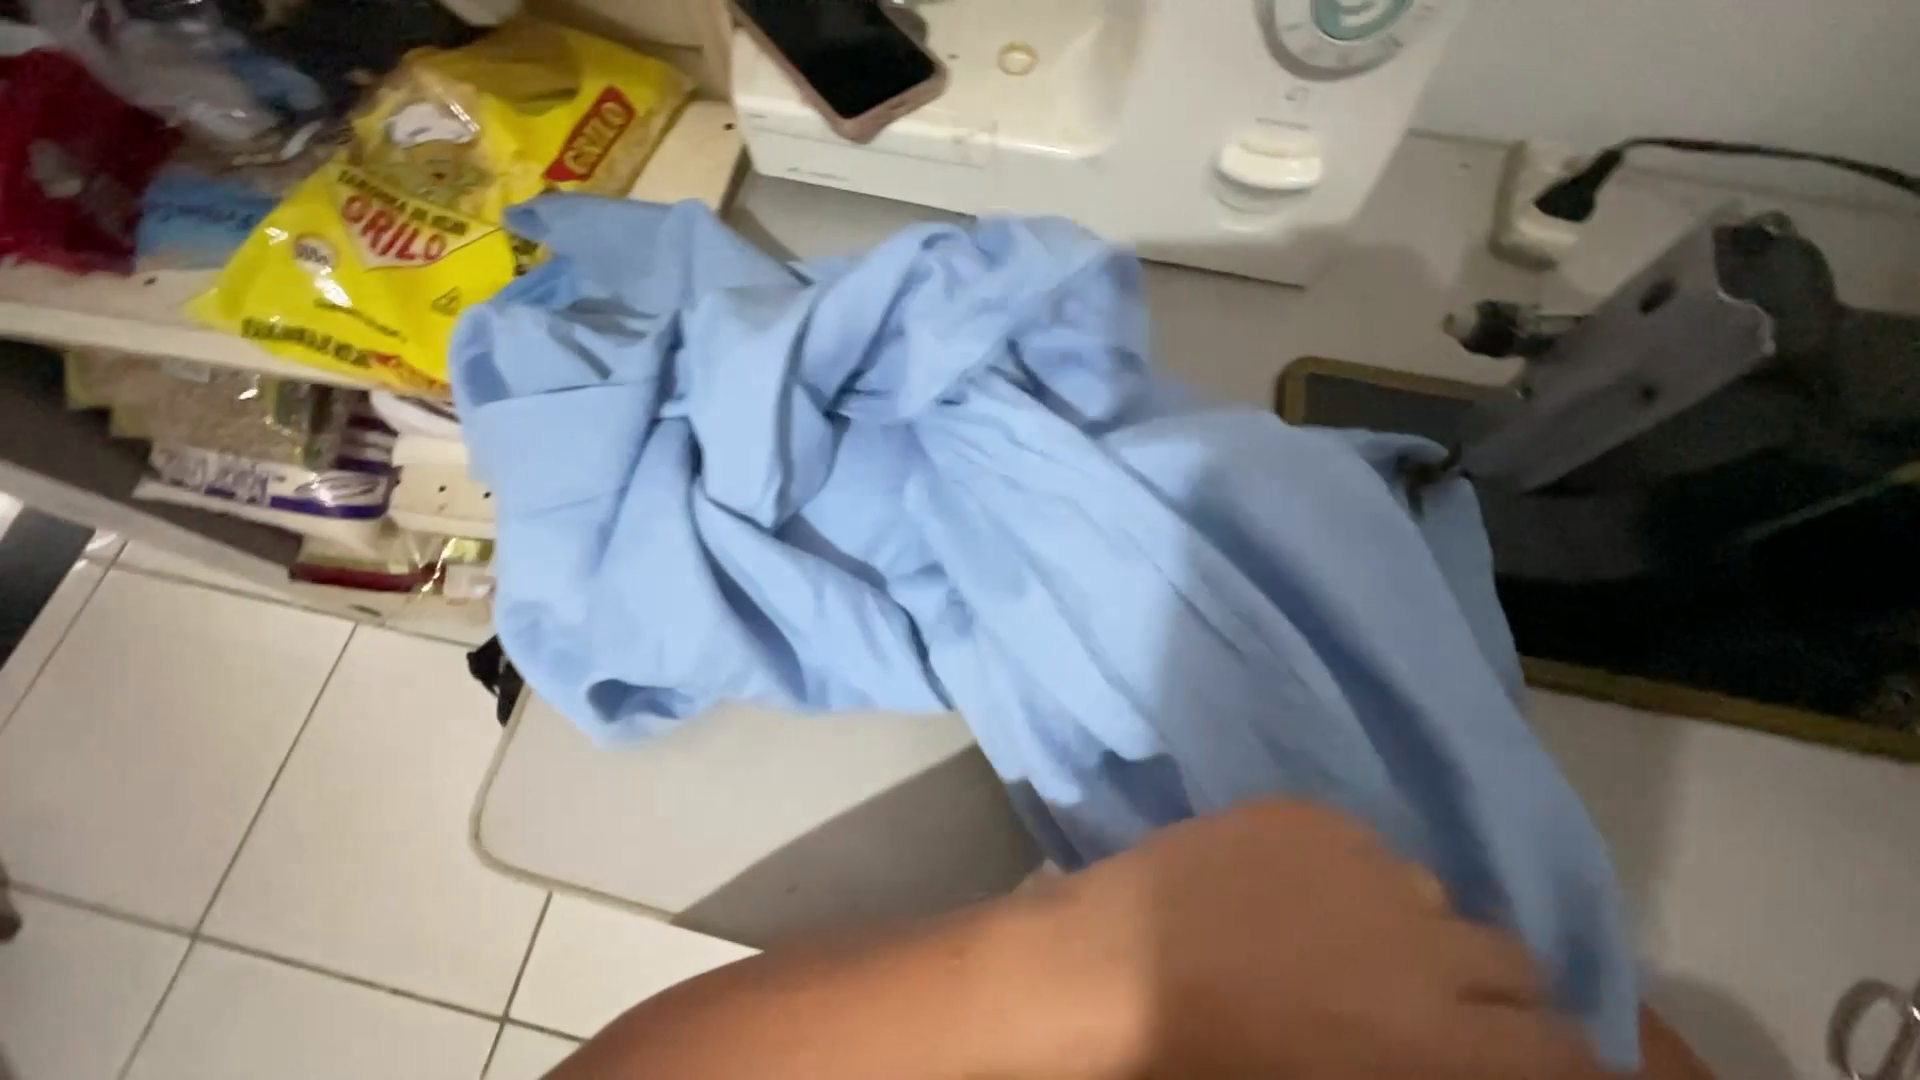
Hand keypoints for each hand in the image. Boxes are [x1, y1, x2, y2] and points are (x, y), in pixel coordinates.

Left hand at [1010, 799, 1611, 1078]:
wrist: (1114, 966)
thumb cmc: (1218, 1061)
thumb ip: (1422, 1062)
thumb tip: (1451, 1049)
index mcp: (1440, 1035)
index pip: (1562, 1049)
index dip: (1558, 1058)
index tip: (1534, 1059)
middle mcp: (1422, 938)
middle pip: (1513, 960)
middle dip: (1497, 992)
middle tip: (1449, 1003)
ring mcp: (1362, 861)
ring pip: (1433, 892)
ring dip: (1417, 924)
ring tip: (1359, 937)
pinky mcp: (1306, 814)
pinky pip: (1362, 843)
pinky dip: (1351, 871)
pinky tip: (1297, 888)